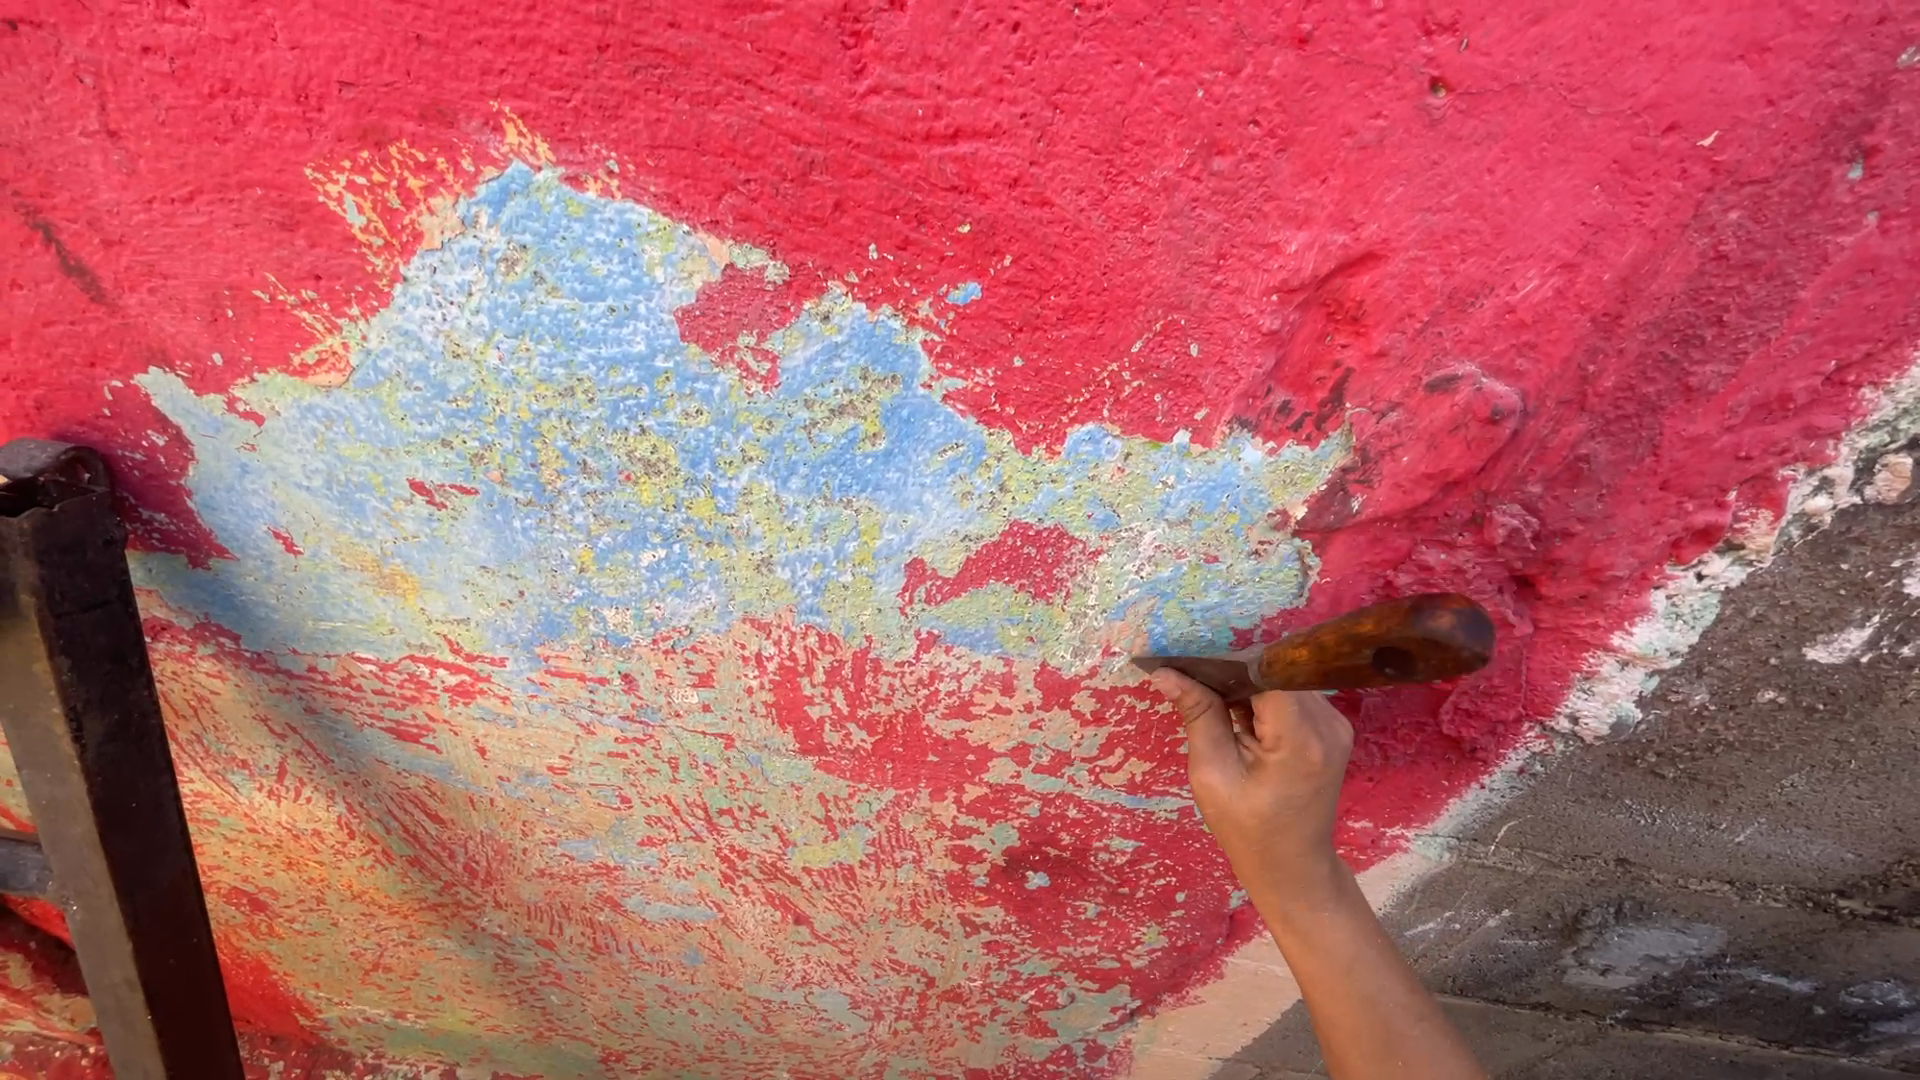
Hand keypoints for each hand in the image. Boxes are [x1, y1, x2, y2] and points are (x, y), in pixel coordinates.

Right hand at [1150, 670, 1354, 894]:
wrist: (1293, 867)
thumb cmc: (1246, 829)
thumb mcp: (1211, 773)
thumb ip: (1197, 714)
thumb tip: (1165, 672)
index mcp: (1299, 738)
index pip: (1267, 671)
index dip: (1228, 660)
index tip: (1190, 659)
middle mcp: (1327, 723)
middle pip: (1275, 671)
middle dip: (1232, 670)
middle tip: (1192, 676)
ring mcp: (1335, 724)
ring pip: (1282, 678)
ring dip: (1246, 683)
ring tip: (1211, 696)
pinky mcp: (1331, 728)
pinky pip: (1291, 693)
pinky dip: (1262, 696)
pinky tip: (1237, 713)